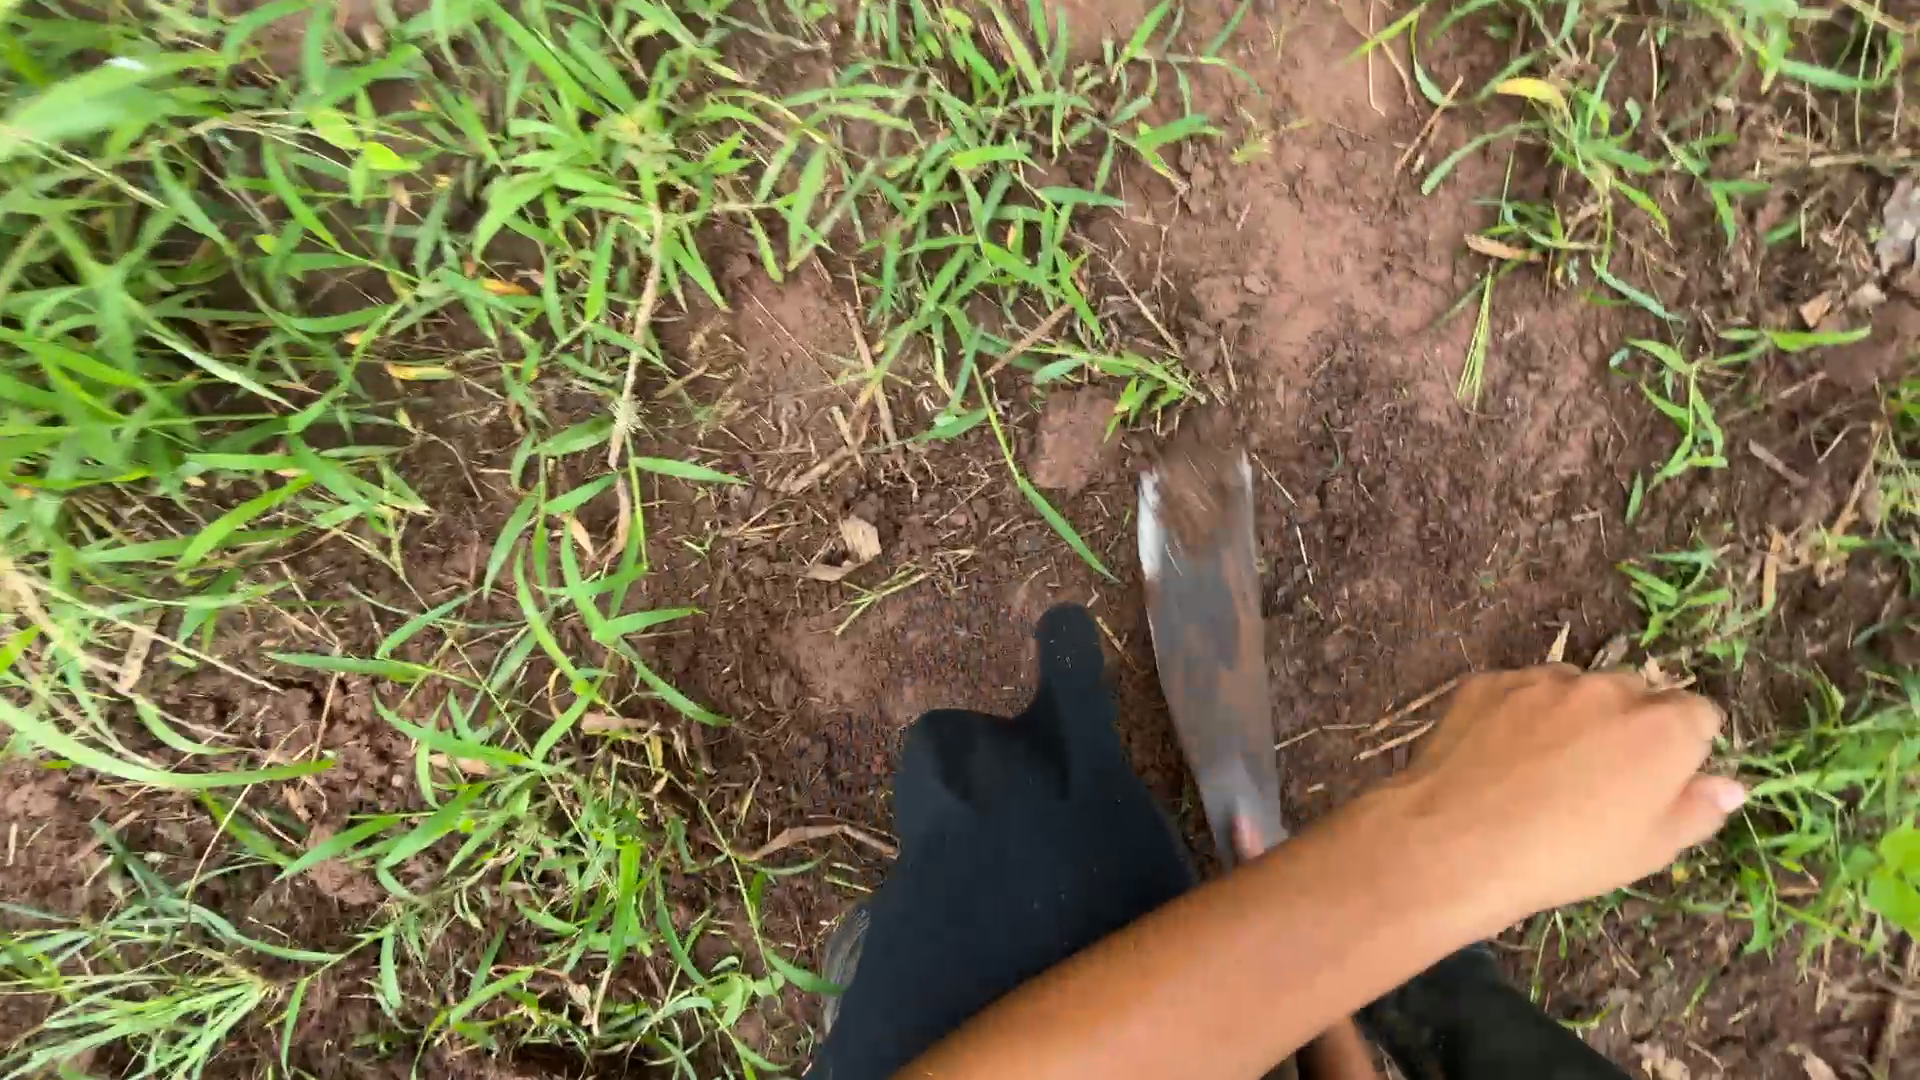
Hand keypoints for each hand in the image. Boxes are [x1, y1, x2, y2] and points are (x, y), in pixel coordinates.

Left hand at [1384, 666, 1744, 928]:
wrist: (1457, 835)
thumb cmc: (1564, 853)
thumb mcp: (1649, 848)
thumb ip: (1696, 808)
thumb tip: (1727, 784)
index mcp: (1661, 728)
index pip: (1697, 713)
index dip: (1683, 742)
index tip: (1661, 771)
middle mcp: (1601, 690)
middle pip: (1632, 691)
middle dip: (1627, 720)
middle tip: (1598, 768)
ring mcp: (1535, 680)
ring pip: (1570, 685)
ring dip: (1570, 709)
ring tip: (1543, 760)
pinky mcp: (1483, 682)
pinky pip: (1515, 688)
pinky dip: (1516, 708)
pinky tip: (1499, 748)